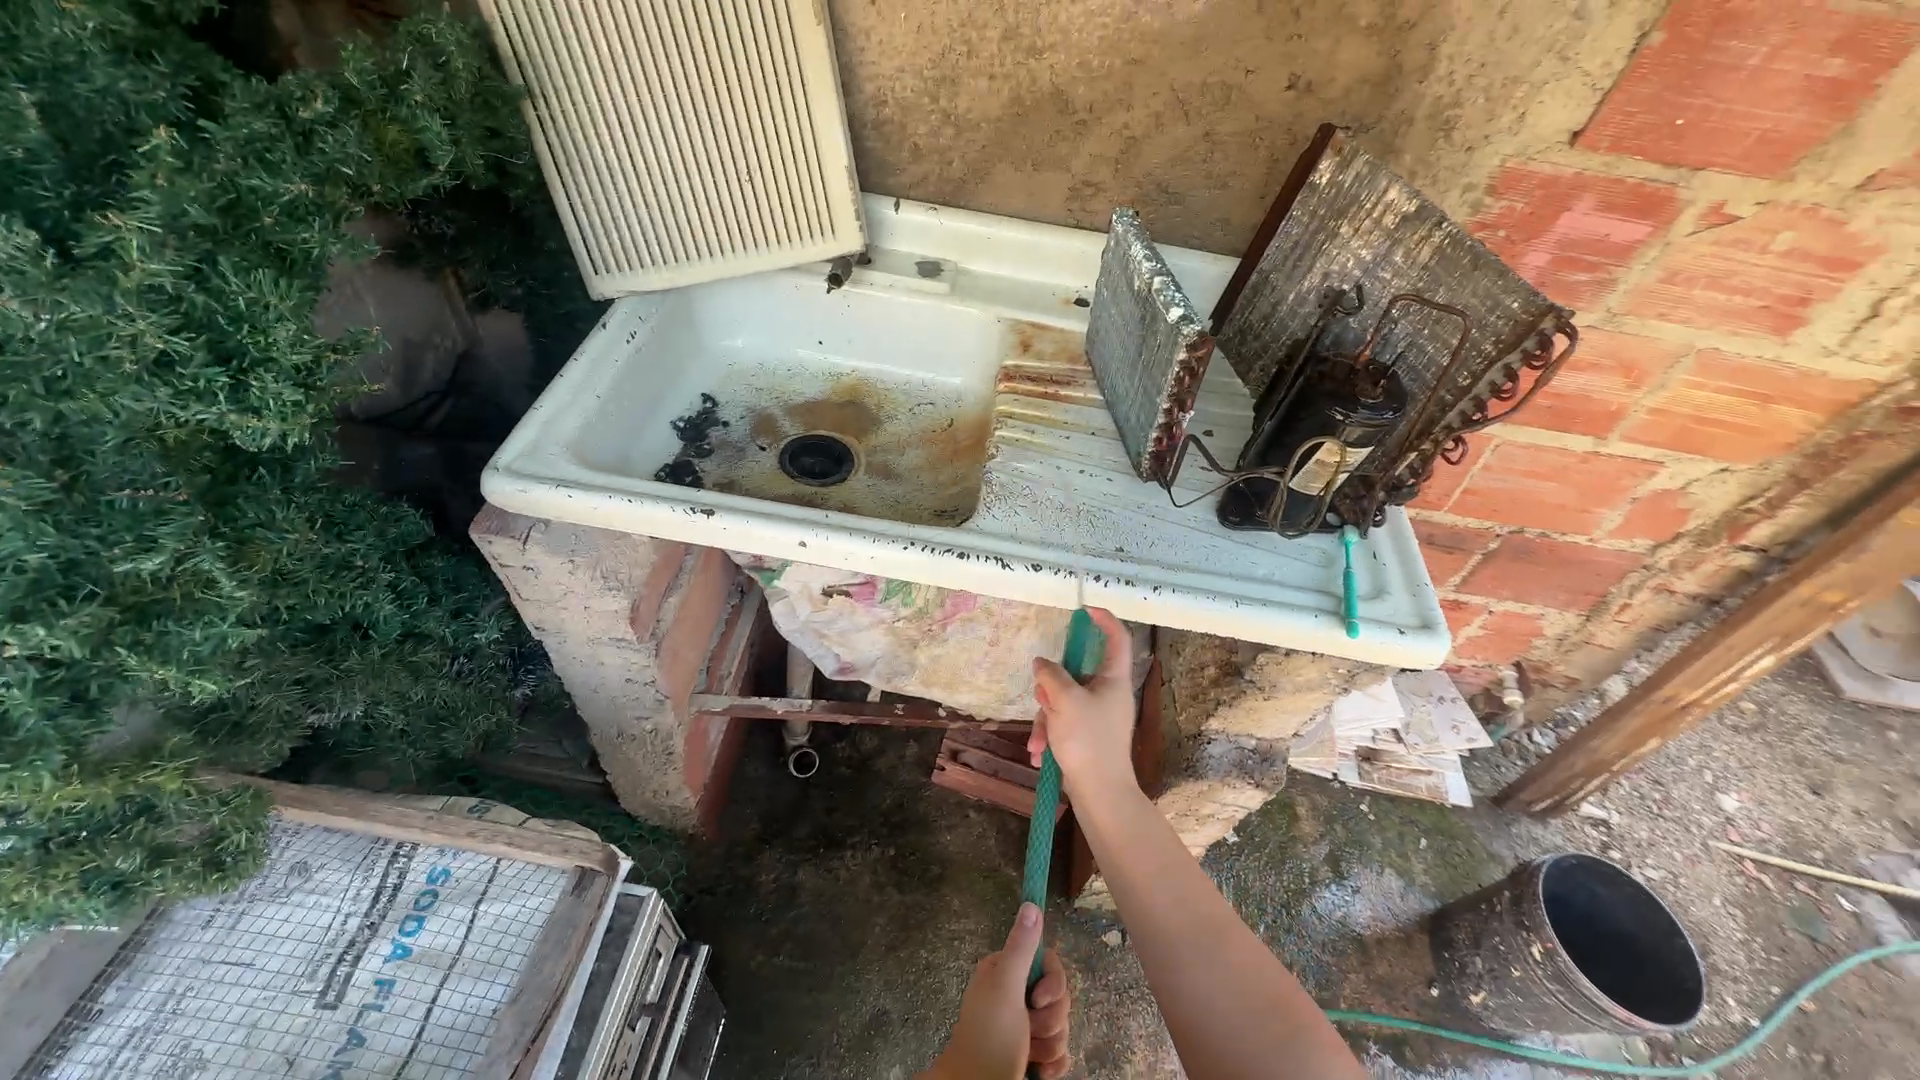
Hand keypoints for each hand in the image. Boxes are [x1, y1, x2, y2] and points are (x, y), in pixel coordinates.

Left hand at [927, 903, 1071, 1079]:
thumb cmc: (989, 1036)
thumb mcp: (1005, 987)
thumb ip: (1021, 947)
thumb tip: (1031, 904)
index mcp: (1006, 973)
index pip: (1049, 964)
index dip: (1053, 984)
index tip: (1039, 999)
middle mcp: (1016, 996)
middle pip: (1059, 997)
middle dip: (1050, 1019)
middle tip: (1028, 1029)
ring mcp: (1026, 1027)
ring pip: (1062, 1026)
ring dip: (1050, 1044)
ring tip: (1028, 1053)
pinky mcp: (1035, 1055)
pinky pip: (1061, 1053)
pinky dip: (1053, 1064)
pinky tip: (1039, 1070)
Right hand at [1029, 607, 1136, 795]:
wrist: (1100, 793)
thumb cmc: (1088, 740)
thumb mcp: (1064, 700)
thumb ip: (1051, 675)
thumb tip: (1042, 663)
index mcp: (1114, 680)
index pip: (1116, 638)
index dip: (1104, 620)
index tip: (1084, 610)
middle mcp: (1108, 694)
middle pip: (1075, 674)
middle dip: (1050, 690)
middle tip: (1044, 702)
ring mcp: (1098, 716)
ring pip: (1062, 701)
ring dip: (1045, 719)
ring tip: (1039, 743)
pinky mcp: (1087, 736)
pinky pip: (1062, 723)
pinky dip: (1049, 735)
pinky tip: (1039, 755)